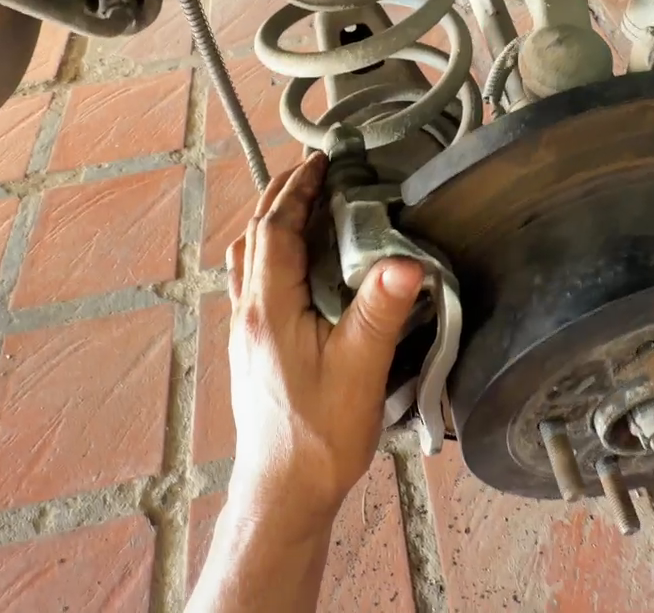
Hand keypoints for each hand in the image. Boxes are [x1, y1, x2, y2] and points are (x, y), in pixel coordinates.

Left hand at [223, 153, 424, 528]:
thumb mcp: (360, 370)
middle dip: (281, 194)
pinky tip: (291, 260)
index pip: (275, 228)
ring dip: (270, 219)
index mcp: (270, 307)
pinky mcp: (251, 347)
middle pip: (255, 235)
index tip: (321, 160)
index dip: (297, 189)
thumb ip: (380, 312)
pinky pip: (252, 278)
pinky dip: (268, 248)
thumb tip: (407, 261)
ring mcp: (245, 330)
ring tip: (300, 201)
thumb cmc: (321, 434)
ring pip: (247, 256)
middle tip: (313, 168)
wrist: (283, 492)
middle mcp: (249, 312)